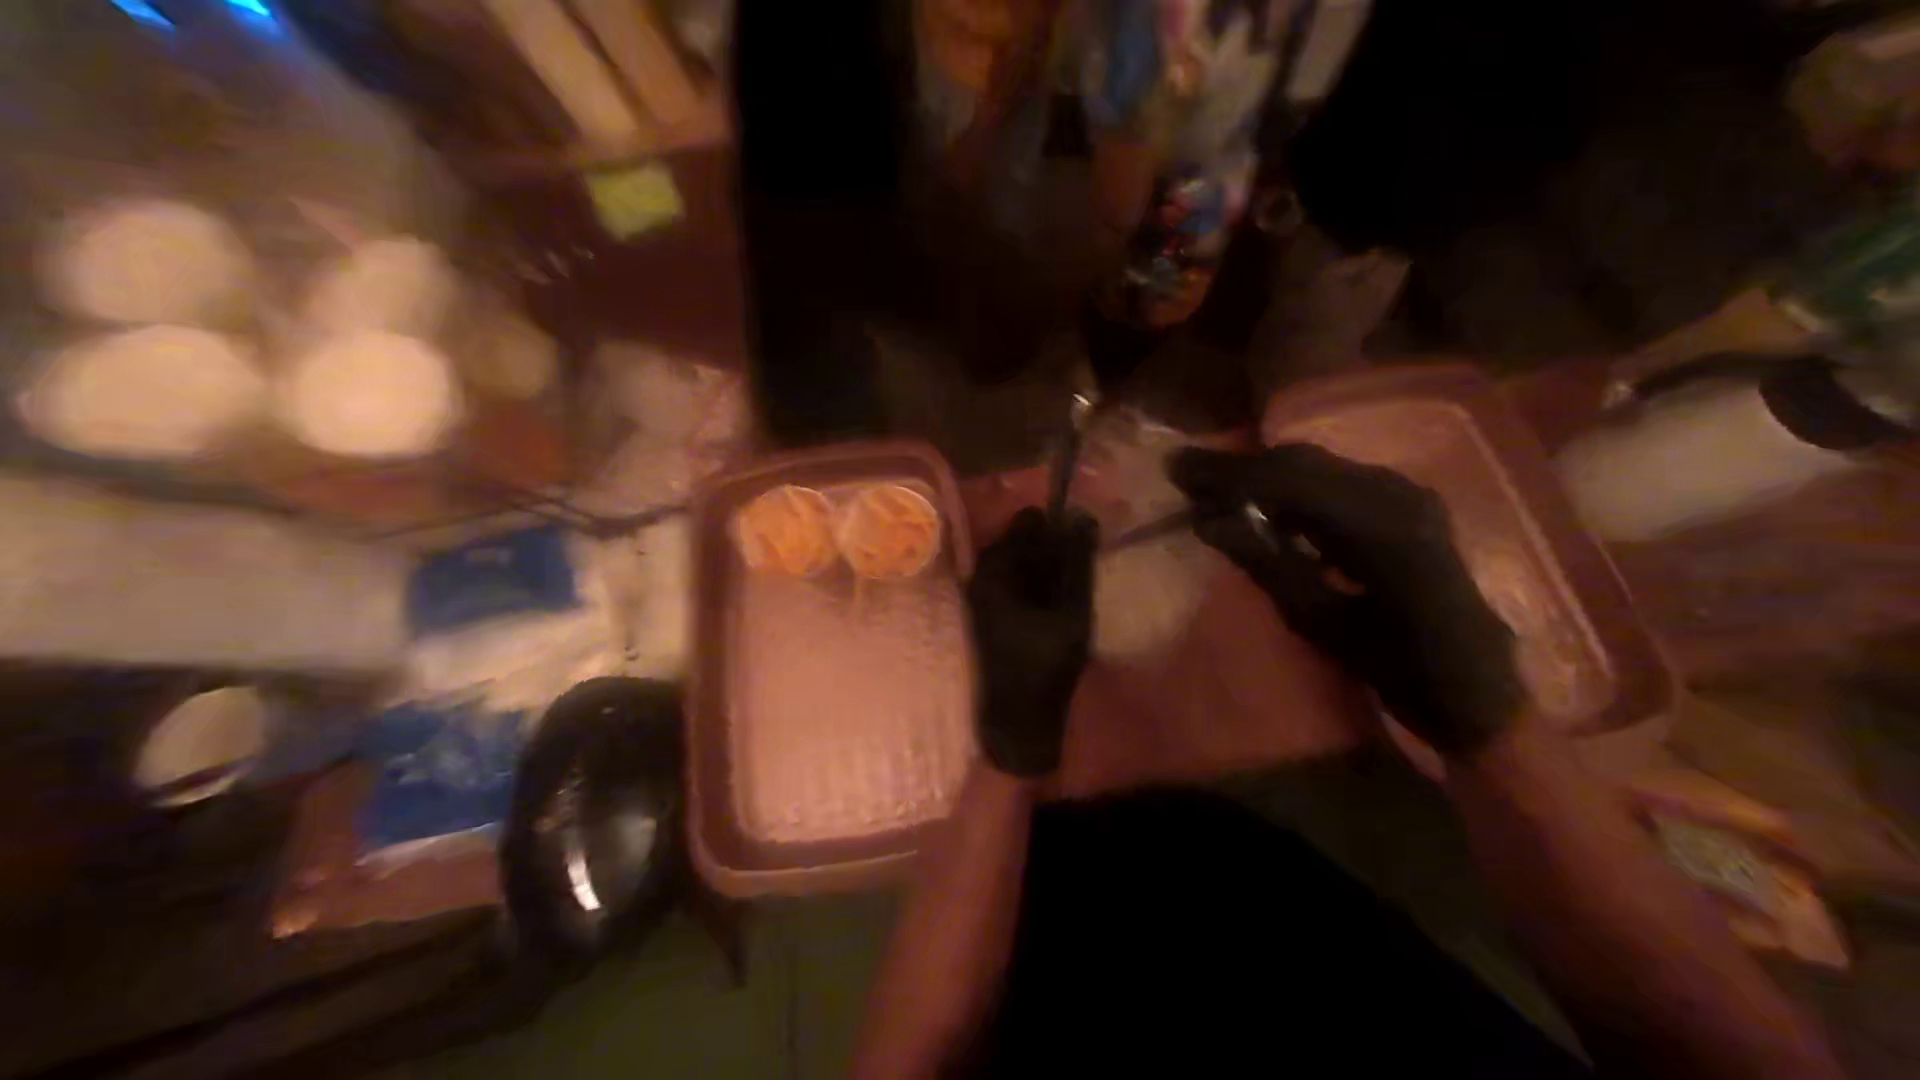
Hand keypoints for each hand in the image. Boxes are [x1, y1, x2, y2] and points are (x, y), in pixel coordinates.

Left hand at [967, 507, 1098, 776]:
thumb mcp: (1072, 609)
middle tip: (1080, 562)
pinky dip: (1033, 580)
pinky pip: (1010, 579)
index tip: (1082, 534)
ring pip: (1015, 558)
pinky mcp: (984, 611)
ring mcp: (979, 594)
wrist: (1018, 716)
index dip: (1056, 522)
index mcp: (996, 570)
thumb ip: (1077, 562)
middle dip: (1050, 542)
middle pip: (1018, 538)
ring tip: (1071, 581)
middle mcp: (980, 575)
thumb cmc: (1048, 664)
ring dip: (1043, 562)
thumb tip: (1083, 517)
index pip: (1027, 521)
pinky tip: (1053, 597)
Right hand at [1169, 445, 1522, 757]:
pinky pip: (1333, 480)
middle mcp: (1394, 492)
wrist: (1470, 680)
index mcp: (1375, 525)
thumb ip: (1260, 560)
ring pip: (1314, 467)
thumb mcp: (1313, 618)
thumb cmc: (1390, 662)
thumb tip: (1206, 521)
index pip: (1284, 480)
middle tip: (1186, 477)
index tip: (1176, 468)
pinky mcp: (1404, 501)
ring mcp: (1404, 492)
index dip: (1225, 473)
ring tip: (1214, 489)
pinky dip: (1290, 487)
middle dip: (1237, 468)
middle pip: (1298, 463)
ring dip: (1261, 476)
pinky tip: (1262, 504)